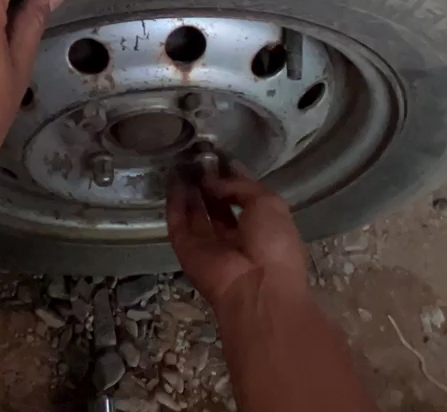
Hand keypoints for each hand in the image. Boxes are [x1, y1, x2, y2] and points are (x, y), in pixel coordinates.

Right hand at [166, 163, 311, 312]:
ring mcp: (209, 245)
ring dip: (190, 189)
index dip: (230, 179)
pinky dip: (174, 202)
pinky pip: (178, 222)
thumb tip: (214, 180)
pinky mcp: (186, 249)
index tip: (218, 157)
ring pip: (196, 213)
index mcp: (261, 229)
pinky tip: (173, 178)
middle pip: (217, 206)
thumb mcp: (269, 203)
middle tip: (199, 158)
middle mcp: (235, 238)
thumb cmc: (273, 244)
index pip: (241, 199)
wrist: (256, 290)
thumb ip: (241, 186)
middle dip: (208, 183)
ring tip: (184, 162)